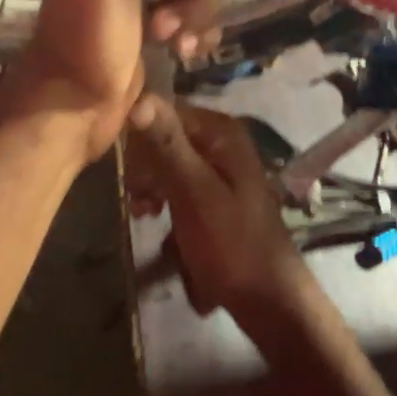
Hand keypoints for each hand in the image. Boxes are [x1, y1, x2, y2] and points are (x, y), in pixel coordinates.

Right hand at [127, 96, 309, 318]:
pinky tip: (156, 217)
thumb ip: (167, 145)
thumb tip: (139, 97)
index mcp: (219, 130)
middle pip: (163, 135)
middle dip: (144, 165)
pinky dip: (164, 195)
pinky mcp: (213, 189)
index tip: (128, 173)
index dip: (139, 137)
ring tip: (145, 213)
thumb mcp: (193, 193)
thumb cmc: (231, 244)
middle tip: (139, 201)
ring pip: (167, 159)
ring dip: (150, 183)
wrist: (268, 299)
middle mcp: (219, 138)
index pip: (163, 110)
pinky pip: (177, 180)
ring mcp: (218, 164)